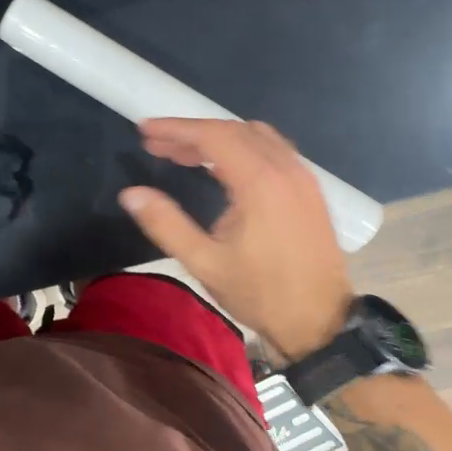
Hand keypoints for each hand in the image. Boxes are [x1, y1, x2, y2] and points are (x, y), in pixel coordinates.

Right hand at [118, 118, 353, 357]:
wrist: (320, 321)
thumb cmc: (260, 294)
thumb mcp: (204, 263)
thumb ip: (166, 224)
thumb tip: (131, 194)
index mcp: (260, 183)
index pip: (213, 136)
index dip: (176, 129)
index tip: (145, 130)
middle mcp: (286, 169)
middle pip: (234, 130)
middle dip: (192, 132)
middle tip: (156, 145)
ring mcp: (303, 177)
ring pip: (257, 137)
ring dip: (218, 138)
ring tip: (183, 154)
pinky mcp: (310, 190)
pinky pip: (274, 151)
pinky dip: (242, 148)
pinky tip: (222, 168)